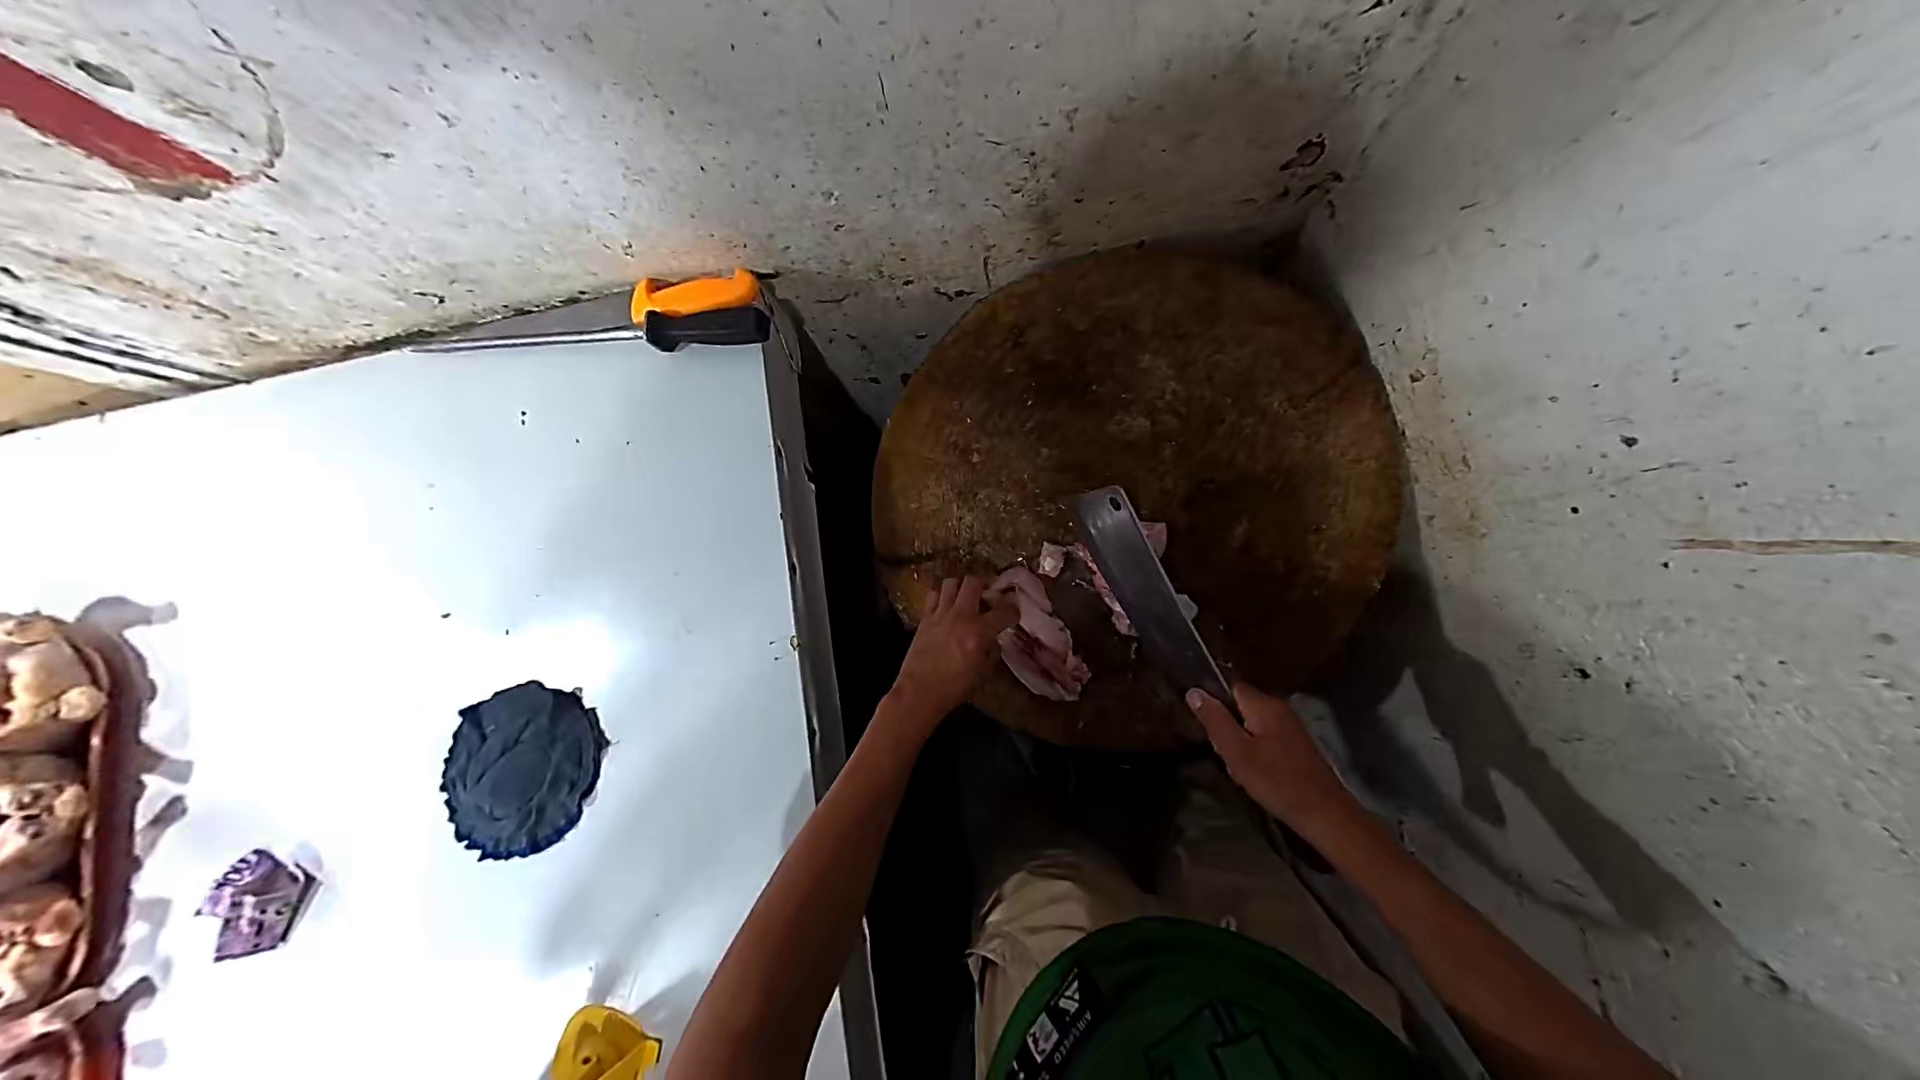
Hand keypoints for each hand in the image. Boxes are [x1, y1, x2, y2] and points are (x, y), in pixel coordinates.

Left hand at [888, 576, 1019, 726]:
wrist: (919, 692)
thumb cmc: (954, 688)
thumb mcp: (983, 674)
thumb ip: (992, 652)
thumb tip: (993, 640)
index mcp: (979, 632)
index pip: (1004, 611)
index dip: (1013, 611)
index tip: (1013, 614)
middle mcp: (961, 617)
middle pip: (974, 582)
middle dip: (984, 586)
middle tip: (987, 596)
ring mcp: (940, 614)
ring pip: (951, 582)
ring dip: (961, 587)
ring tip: (965, 598)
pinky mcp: (925, 618)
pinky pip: (933, 595)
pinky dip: (942, 596)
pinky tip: (946, 607)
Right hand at [1187, 682, 1359, 829]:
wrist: (1324, 814)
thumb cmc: (1276, 781)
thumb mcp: (1236, 751)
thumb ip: (1215, 720)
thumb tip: (1194, 691)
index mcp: (1265, 705)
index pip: (1231, 686)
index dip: (1215, 703)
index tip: (1208, 726)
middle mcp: (1280, 709)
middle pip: (1241, 707)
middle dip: (1228, 727)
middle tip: (1224, 752)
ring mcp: (1292, 727)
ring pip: (1253, 725)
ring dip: (1241, 743)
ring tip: (1239, 767)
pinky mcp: (1298, 745)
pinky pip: (1266, 739)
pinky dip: (1257, 753)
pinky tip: (1257, 774)